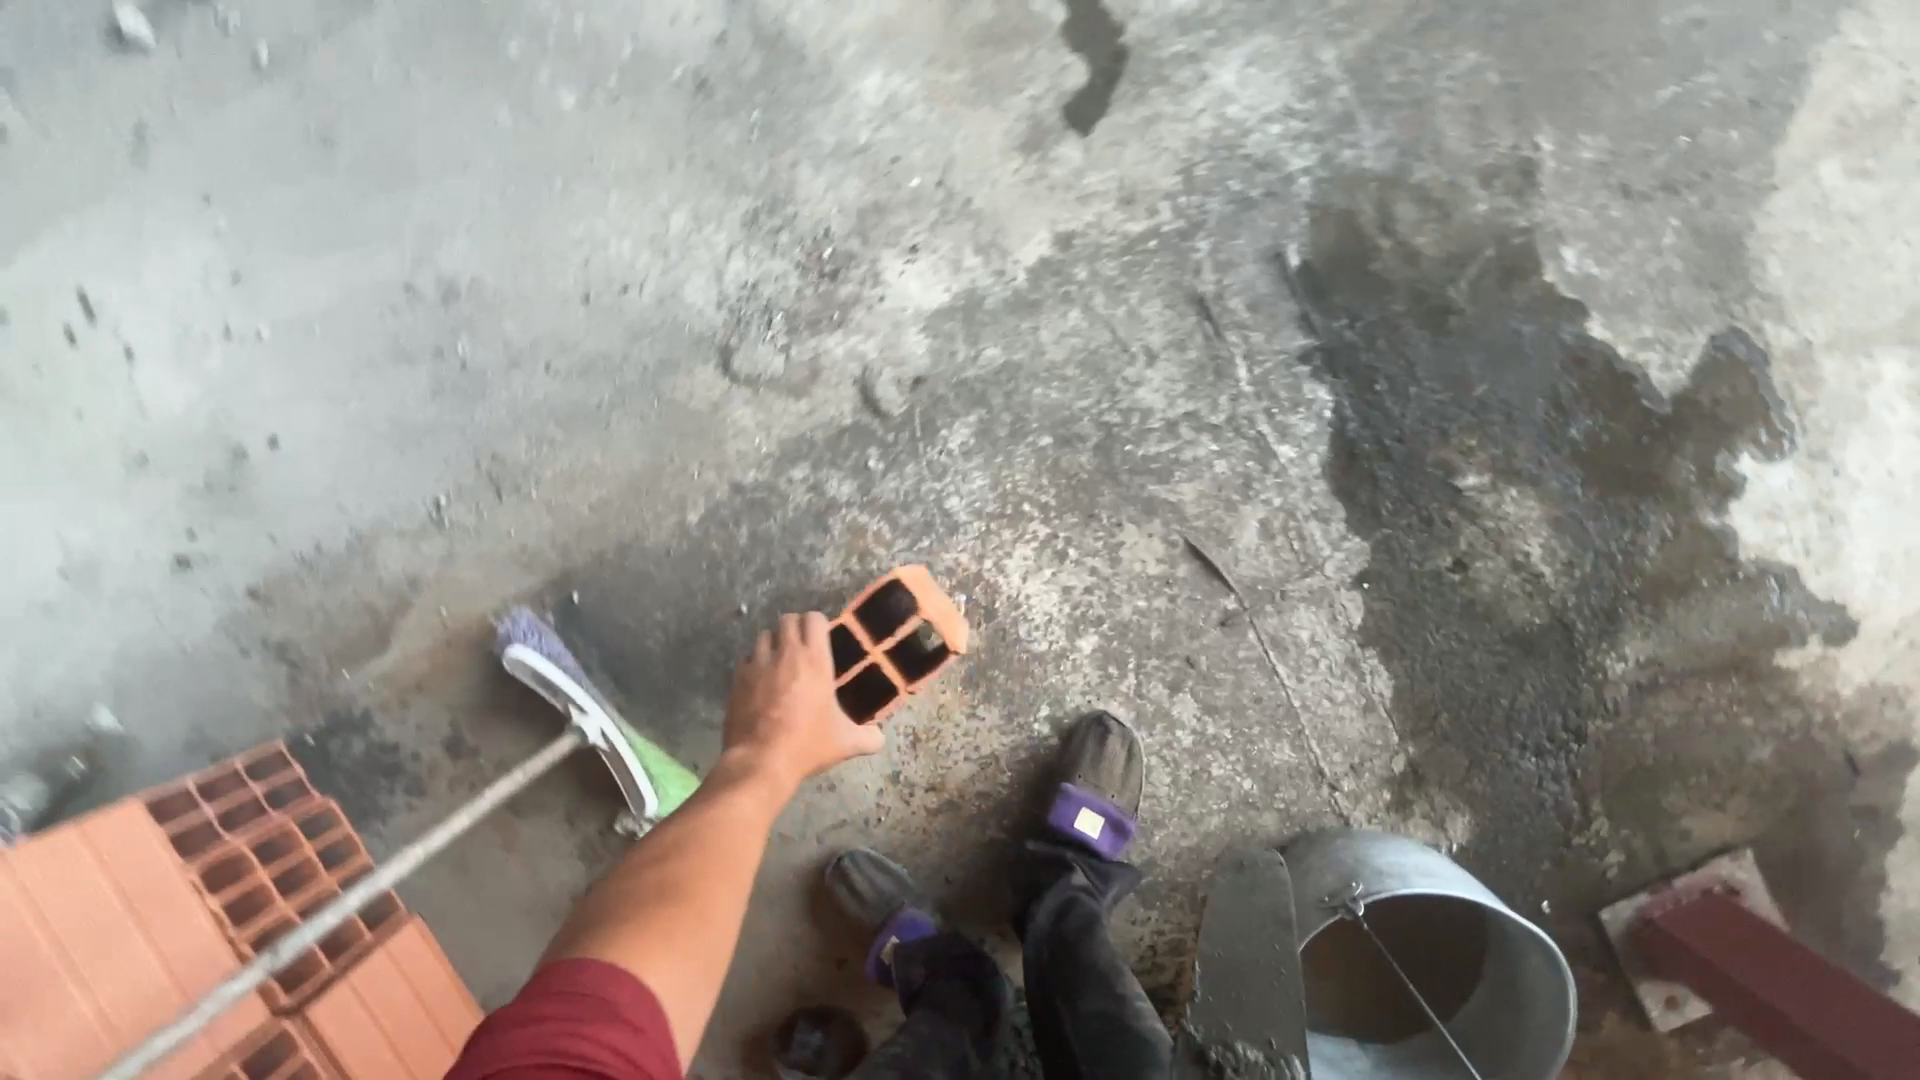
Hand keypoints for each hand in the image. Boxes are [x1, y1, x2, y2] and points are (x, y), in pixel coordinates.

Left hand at [722, 612, 884, 792]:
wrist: (761, 760)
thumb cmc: (807, 744)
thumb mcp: (845, 743)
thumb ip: (868, 738)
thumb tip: (880, 739)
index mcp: (815, 660)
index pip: (814, 619)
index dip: (818, 624)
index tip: (823, 638)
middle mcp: (786, 654)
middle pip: (787, 619)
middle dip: (794, 628)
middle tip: (801, 646)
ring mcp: (758, 664)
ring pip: (764, 635)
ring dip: (773, 643)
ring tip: (779, 660)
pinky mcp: (738, 679)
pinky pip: (746, 659)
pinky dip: (754, 664)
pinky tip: (760, 681)